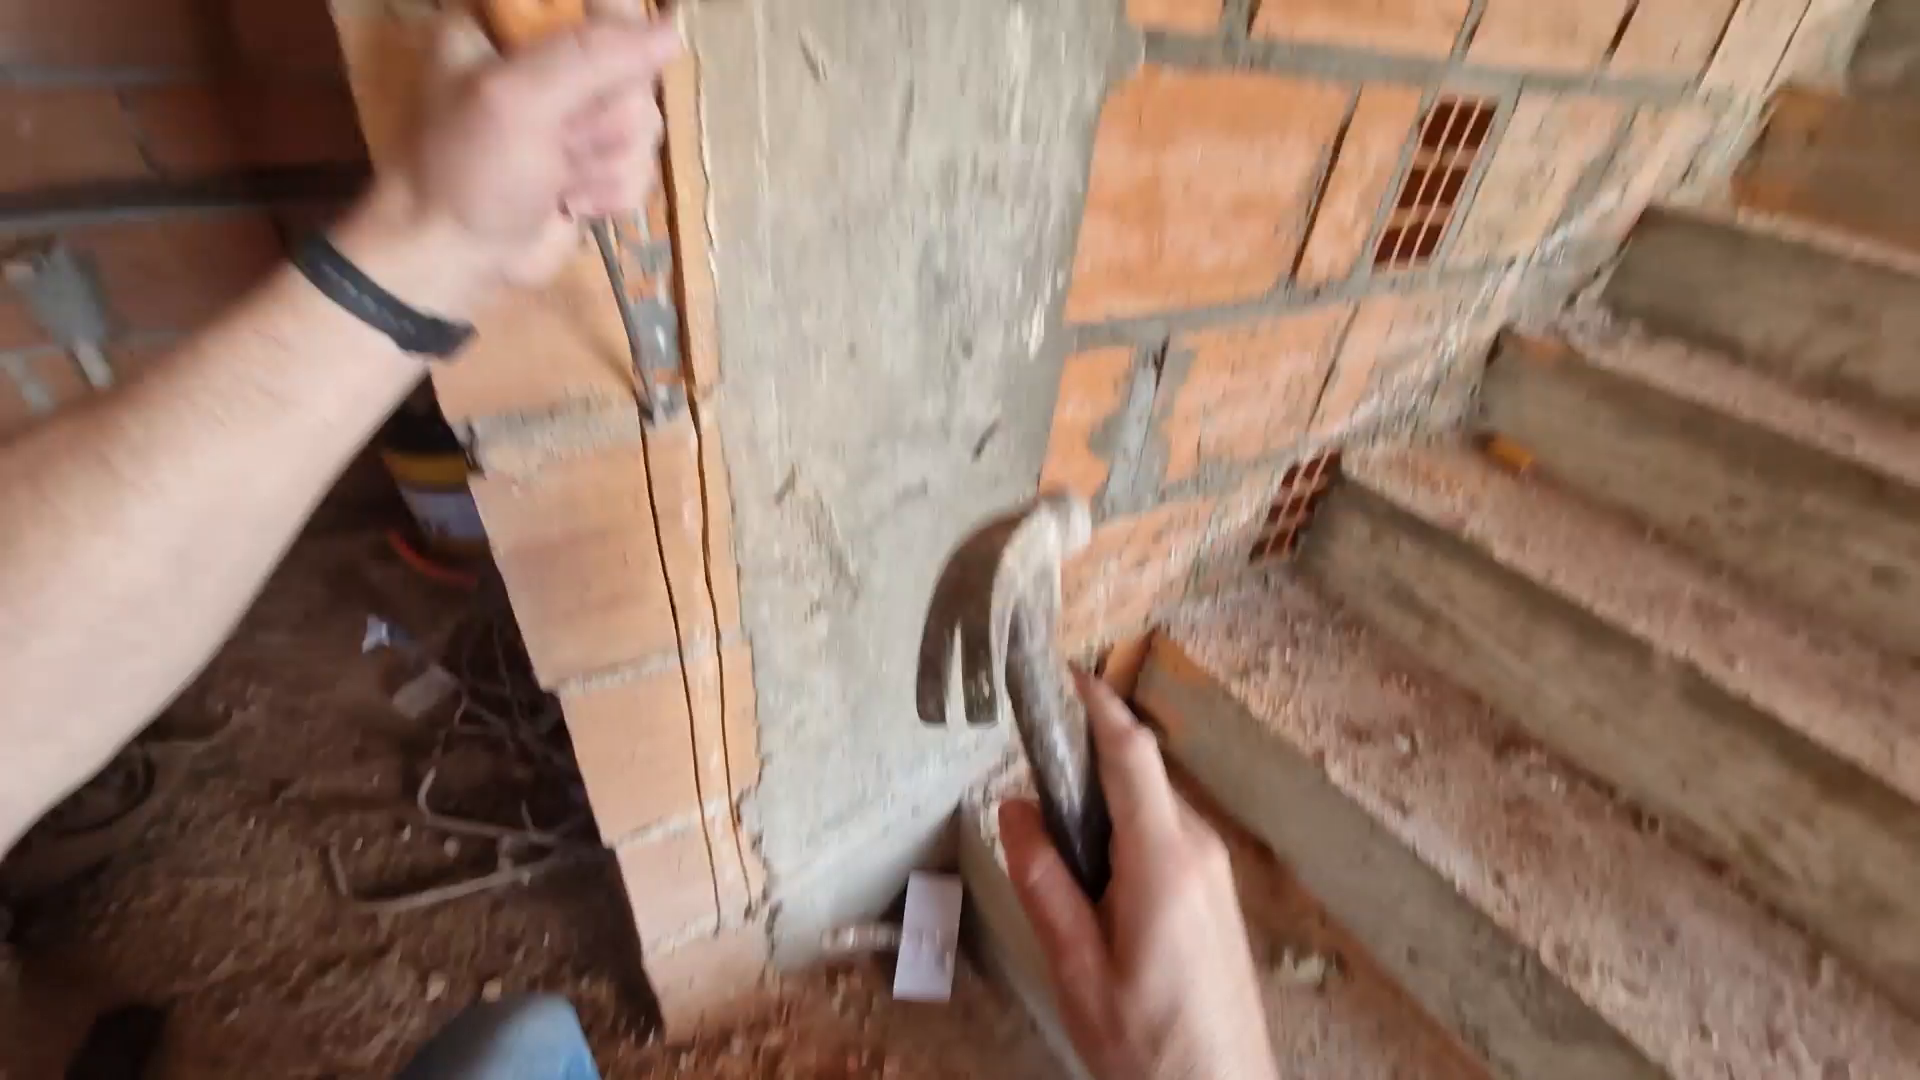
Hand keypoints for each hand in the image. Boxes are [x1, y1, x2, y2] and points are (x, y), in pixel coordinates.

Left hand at [332, 13, 682, 317]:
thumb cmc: (470, 170)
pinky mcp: (597, 167)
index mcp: (514, 25)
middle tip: (561, 144)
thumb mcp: (523, 100)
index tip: (591, 89)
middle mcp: (552, 65)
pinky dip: (613, 194)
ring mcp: (578, 120)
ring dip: (607, 165)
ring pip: (644, 129)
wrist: (461, 254)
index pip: (604, 11)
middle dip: (606, 124)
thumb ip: (593, 58)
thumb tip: (672, 32)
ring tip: (562, 180)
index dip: (617, 47)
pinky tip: (574, 202)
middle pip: (635, 75)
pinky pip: (642, 170)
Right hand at [1000, 671, 1277, 1079]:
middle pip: (1138, 774)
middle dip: (1086, 762)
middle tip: (1034, 790)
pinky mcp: (1215, 886)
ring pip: (1149, 804)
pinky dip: (1125, 829)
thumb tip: (1014, 805)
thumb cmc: (1146, 1043)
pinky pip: (1164, 831)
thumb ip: (1044, 882)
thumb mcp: (1077, 969)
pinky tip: (1099, 880)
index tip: (1066, 672)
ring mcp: (1214, 865)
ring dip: (1103, 803)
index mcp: (1163, 859)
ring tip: (1060, 850)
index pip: (1131, 753)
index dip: (1099, 703)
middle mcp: (1198, 846)